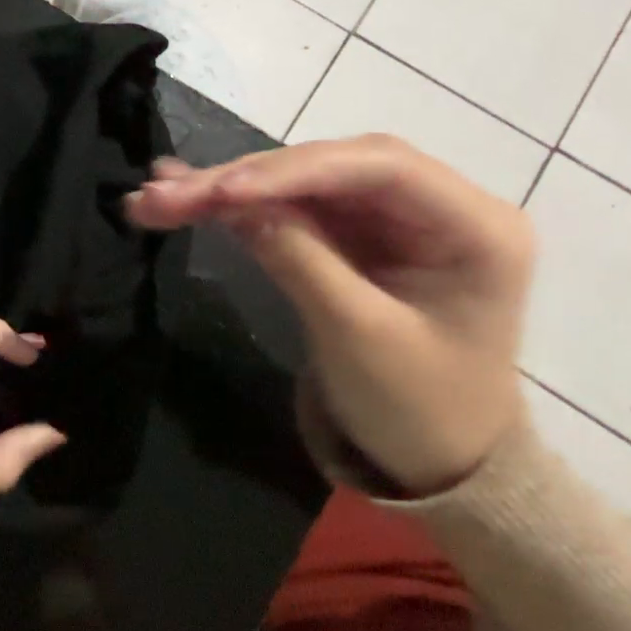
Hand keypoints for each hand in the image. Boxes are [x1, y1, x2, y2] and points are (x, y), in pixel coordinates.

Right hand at [125, 135, 531, 495]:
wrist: (438, 463)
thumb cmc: (417, 408)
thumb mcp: (357, 336)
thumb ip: (299, 259)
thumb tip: (230, 203)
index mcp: (475, 226)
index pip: (377, 168)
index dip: (293, 171)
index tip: (220, 192)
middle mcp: (436, 205)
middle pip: (328, 168)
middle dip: (242, 180)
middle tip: (161, 194)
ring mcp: (390, 218)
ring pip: (298, 183)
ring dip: (226, 189)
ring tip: (155, 196)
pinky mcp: (355, 235)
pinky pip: (290, 207)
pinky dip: (236, 206)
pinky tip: (187, 195)